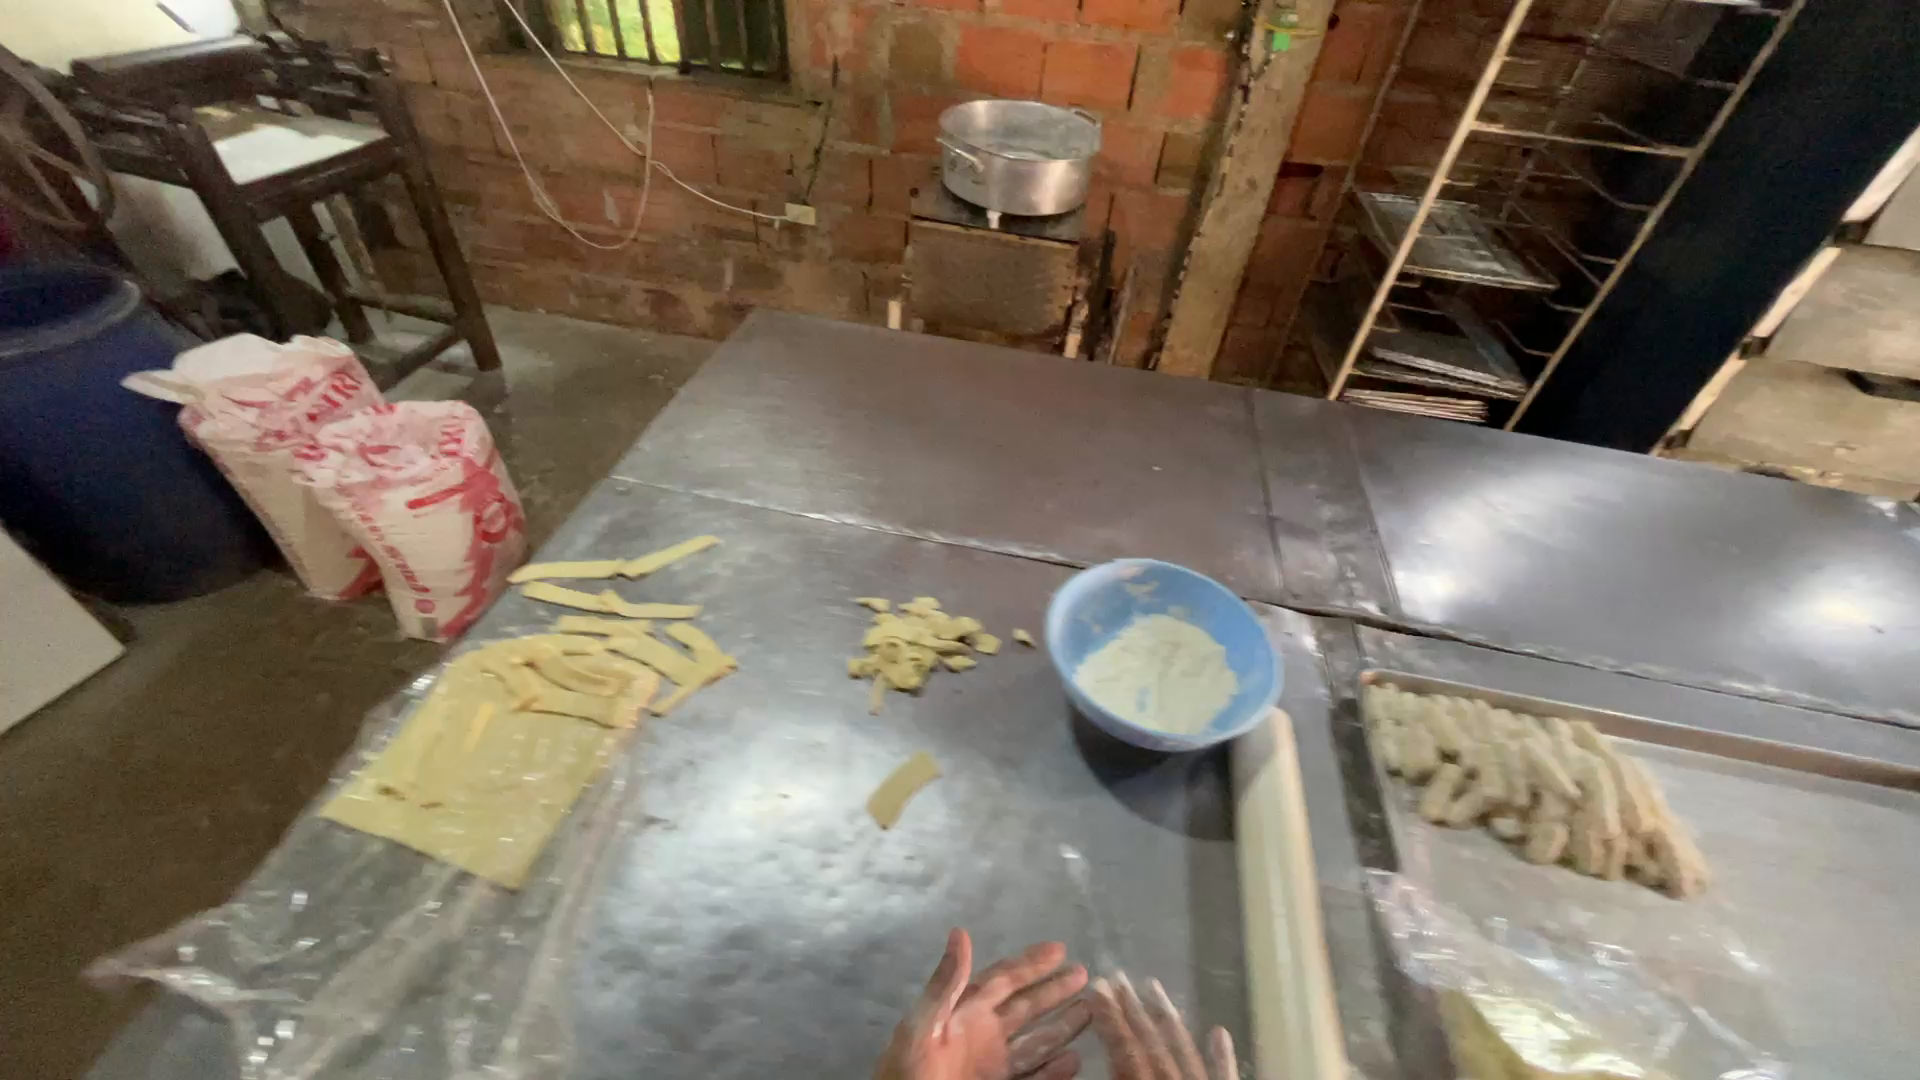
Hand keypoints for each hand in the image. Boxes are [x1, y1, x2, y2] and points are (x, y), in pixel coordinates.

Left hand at [875, 928, 1093, 1079]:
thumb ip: (945, 985)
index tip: (1060, 948)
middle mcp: (983, 1036)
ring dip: (1061, 1027)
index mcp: (964, 1013)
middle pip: (1026, 1007)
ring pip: (1036, 1042)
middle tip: (1085, 973)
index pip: (1003, 979)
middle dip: (1054, 990)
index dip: (1030, 963)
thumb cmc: (907, 1077)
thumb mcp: (921, 1028)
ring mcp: (992, 1069)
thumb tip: (961, 932)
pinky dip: (1054, 1072)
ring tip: (1089, 1012)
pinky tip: (1075, 1061)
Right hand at [1089, 973, 1236, 1079]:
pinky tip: (1219, 1030)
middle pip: (1152, 1042)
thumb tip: (1089, 1056)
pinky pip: (1225, 1077)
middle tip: (1116, 975)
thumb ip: (1117, 1076)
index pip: (1126, 1050)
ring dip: (1168, 1016)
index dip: (1109, 1017)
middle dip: (1132, 1007)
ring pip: (1185, 1049)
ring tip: (1152, 982)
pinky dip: (1222, 1055)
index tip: (1096, 986)